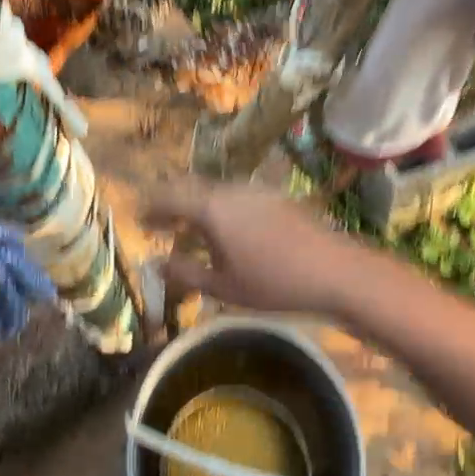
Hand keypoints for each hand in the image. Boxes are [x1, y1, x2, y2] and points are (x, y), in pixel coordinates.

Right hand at [141, 182, 366, 315]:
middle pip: (190, 188)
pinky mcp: (274, 196)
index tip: (139, 220)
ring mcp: (254, 189)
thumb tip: (155, 263)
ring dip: (196, 206)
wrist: (335, 270)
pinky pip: (234, 196)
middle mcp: (229, 189)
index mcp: (211, 207)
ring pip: (213, 191)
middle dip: (171, 204)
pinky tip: (225, 232)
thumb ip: (186, 272)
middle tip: (159, 224)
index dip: (150, 208)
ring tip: (189, 231)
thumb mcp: (224, 286)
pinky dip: (218, 208)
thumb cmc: (274, 282)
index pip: (168, 197)